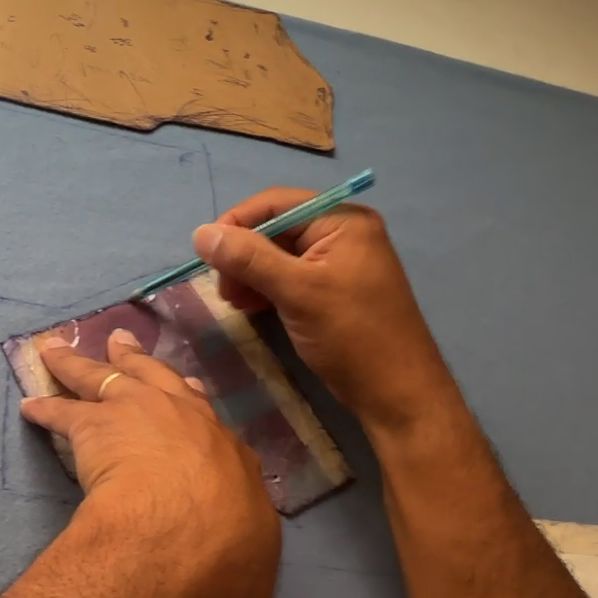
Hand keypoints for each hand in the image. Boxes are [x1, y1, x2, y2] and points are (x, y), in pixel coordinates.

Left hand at [19, 329, 279, 597]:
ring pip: (102, 378)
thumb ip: (245, 539)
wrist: (183, 531)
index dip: (192, 402)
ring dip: (77, 365)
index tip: (190, 388)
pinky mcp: (93, 426)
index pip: (206, 421)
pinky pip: (62, 411)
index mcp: (225, 451)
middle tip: (121, 341)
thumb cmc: (228, 547)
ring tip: (57, 351)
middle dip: (137, 360)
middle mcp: (184, 418)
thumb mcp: (254, 545)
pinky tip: (29, 406)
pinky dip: (44, 408)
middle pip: (155, 378)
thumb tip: (241, 550)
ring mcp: (138, 413)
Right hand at [194, 189, 459, 435]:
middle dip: (242, 255)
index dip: (237, 224)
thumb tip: (200, 233)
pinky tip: (249, 307)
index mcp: (342, 220)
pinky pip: (288, 277)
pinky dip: (264, 289)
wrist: (397, 394)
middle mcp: (341, 233)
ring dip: (249, 274)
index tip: (206, 256)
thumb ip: (248, 259)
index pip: (276, 203)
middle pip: (275, 229)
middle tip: (223, 289)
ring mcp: (337, 263)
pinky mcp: (330, 290)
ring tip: (234, 302)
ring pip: (277, 255)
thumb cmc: (352, 336)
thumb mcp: (296, 292)